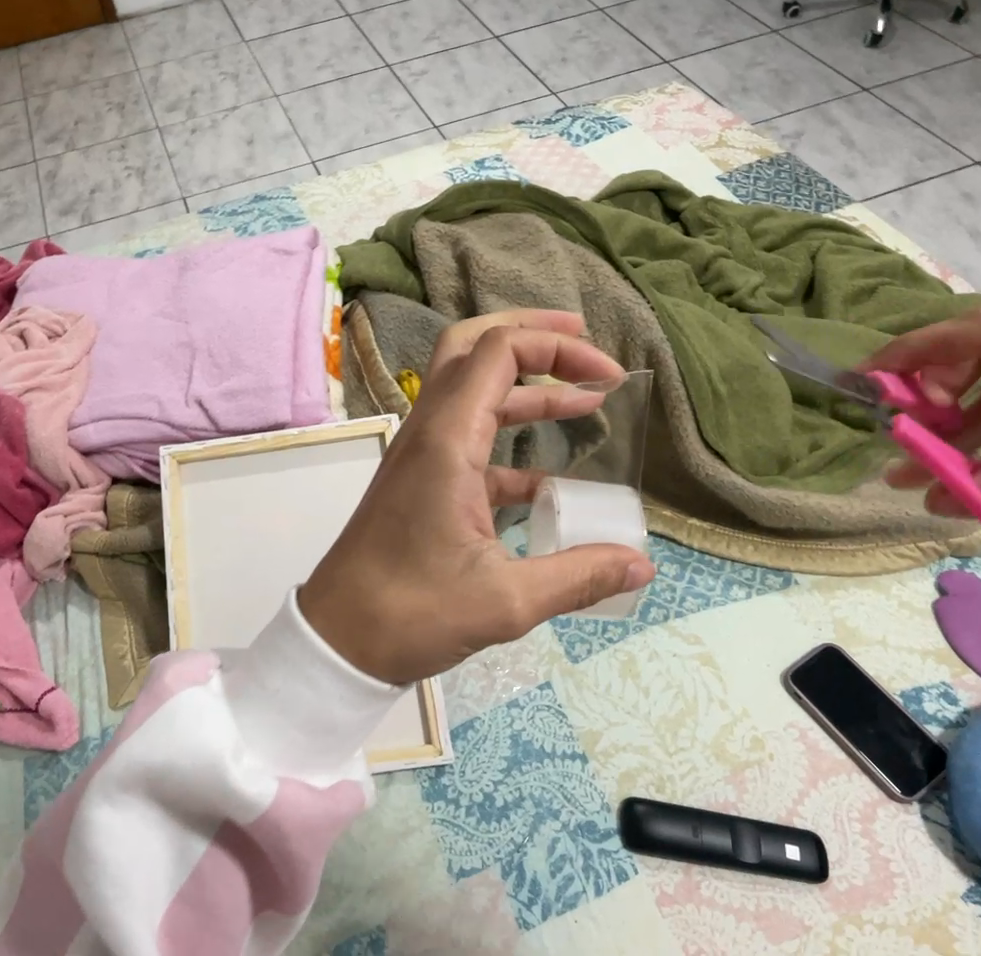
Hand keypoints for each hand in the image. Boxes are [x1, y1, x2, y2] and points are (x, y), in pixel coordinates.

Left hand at [299, 310, 657, 683]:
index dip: (557, 347)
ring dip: (526, 391)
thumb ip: (578, 576)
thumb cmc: (410, 613)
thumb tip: (642, 562)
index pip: (498, 351)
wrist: (338, 641)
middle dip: (531, 338)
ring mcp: (420, 458)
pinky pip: (470, 446)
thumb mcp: (505, 601)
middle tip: (586, 345)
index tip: (609, 374)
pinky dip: (512, 447)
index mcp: (445, 441)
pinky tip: (553, 483)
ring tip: (586, 402)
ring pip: (470, 395)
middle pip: (472, 351)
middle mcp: (428, 434)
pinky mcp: (421, 486)